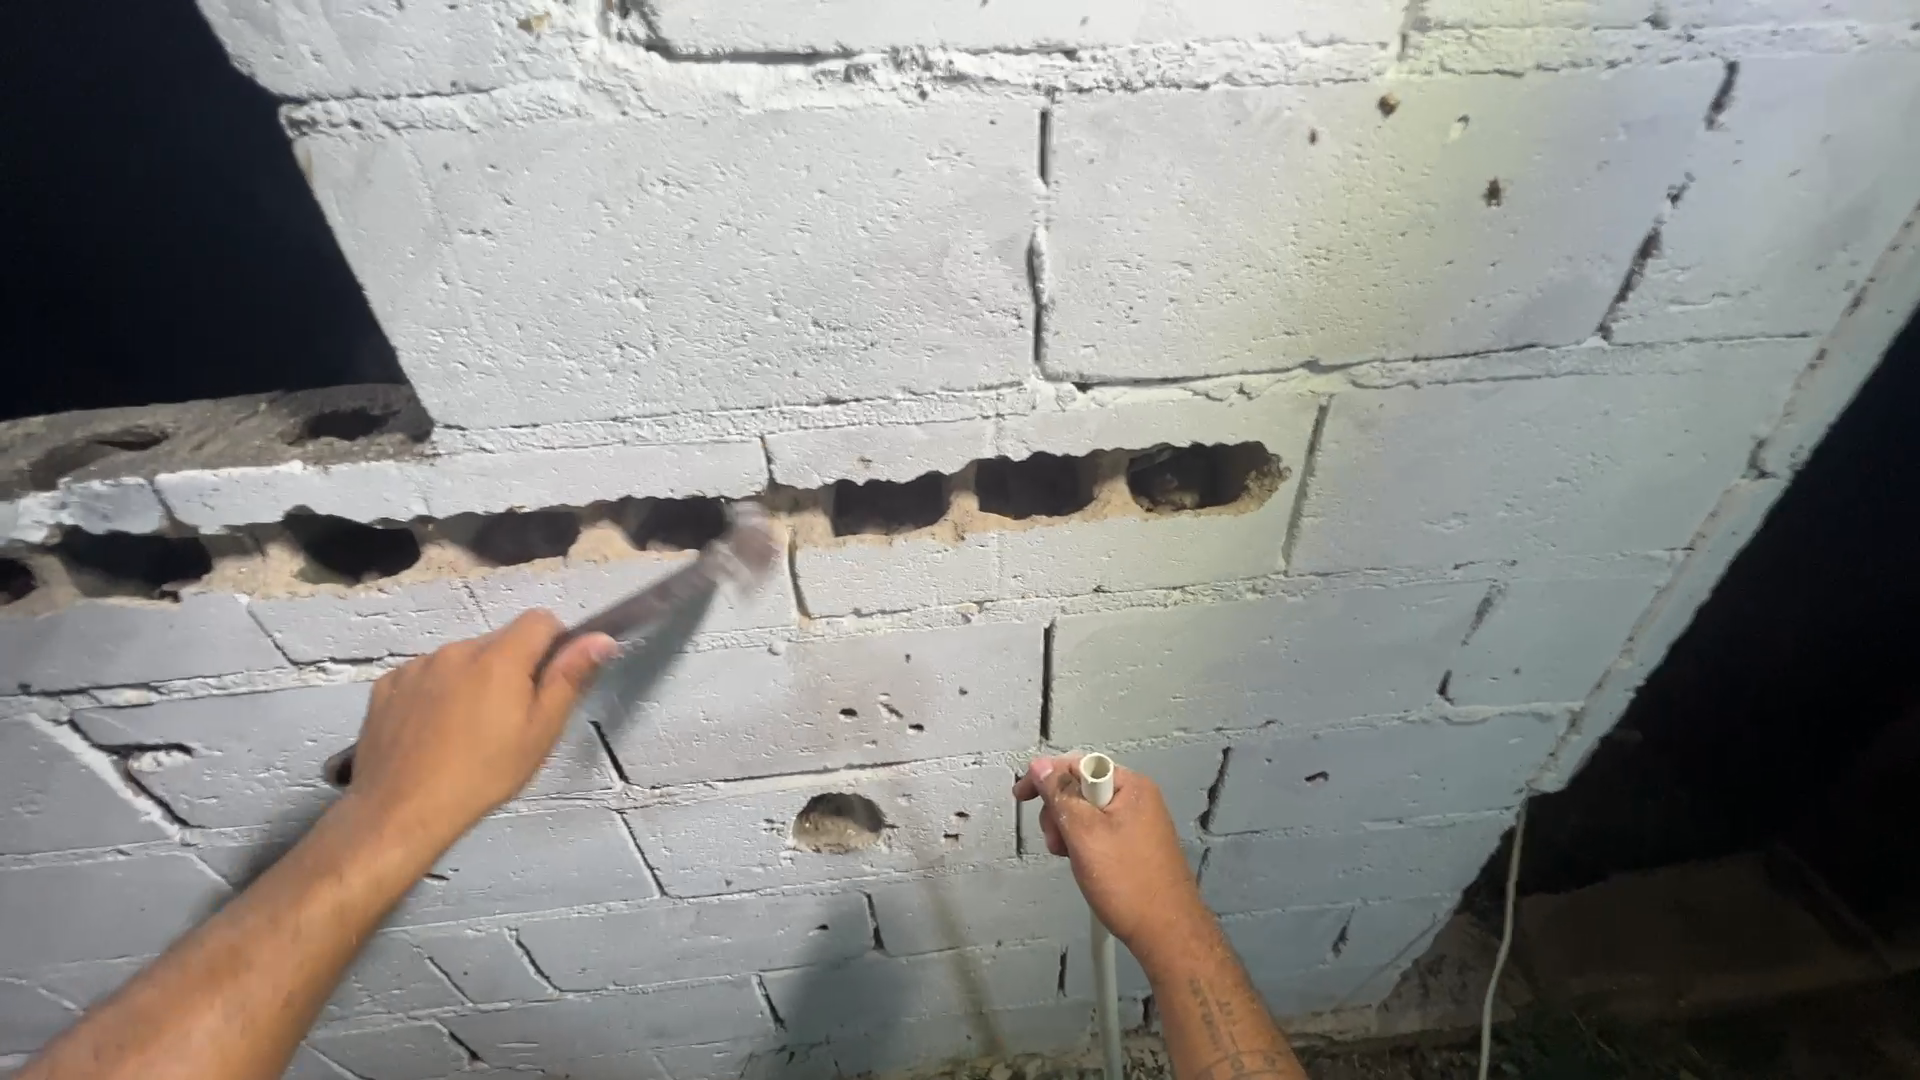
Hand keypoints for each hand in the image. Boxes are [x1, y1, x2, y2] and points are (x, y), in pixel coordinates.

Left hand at [343, 612, 617, 846]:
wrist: (401, 812)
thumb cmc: (485, 772)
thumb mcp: (542, 729)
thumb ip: (571, 676)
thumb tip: (602, 638)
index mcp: (500, 658)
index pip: (540, 620)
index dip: (554, 643)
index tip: (549, 680)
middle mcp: (457, 650)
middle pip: (501, 640)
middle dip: (514, 665)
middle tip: (512, 714)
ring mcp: (417, 667)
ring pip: (463, 658)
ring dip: (475, 677)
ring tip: (469, 726)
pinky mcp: (386, 686)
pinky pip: (427, 674)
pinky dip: (438, 690)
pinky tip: (435, 728)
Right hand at [1013, 755, 1212, 955]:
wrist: (1167, 934)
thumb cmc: (1129, 885)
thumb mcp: (1084, 834)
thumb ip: (1060, 796)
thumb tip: (1040, 765)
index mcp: (1130, 785)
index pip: (1077, 765)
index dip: (1046, 778)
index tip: (1022, 795)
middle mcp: (1136, 797)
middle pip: (1080, 787)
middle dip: (1058, 812)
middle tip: (1056, 841)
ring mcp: (1137, 821)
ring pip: (1086, 811)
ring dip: (1068, 831)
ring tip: (1070, 857)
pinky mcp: (1135, 843)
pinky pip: (1098, 829)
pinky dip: (1083, 842)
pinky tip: (1082, 863)